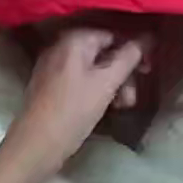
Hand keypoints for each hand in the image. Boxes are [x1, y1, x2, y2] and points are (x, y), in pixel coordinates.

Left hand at [7, 27, 148, 172]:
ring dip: (111, 85)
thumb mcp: (106, 84)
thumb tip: (148, 36)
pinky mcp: (49, 83)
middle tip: (131, 99)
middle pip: (103, 52)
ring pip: (92, 67)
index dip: (133, 52)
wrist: (34, 146)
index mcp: (74, 38)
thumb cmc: (73, 111)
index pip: (113, 35)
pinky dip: (94, 89)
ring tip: (121, 108)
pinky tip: (103, 108)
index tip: (146, 73)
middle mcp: (61, 44)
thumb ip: (128, 58)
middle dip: (122, 74)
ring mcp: (53, 64)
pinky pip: (79, 78)